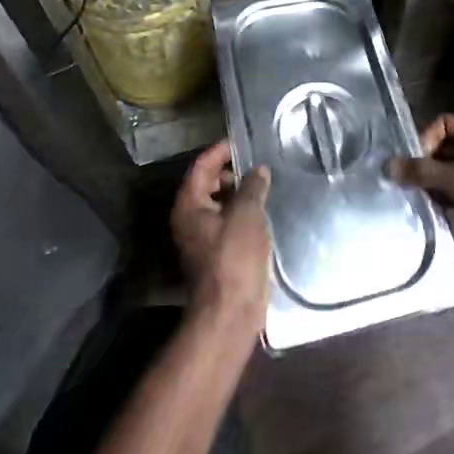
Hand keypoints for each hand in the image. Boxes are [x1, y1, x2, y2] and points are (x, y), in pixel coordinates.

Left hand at [171, 141, 272, 331]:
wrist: (231, 312)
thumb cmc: (235, 258)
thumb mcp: (247, 215)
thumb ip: (252, 187)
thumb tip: (258, 169)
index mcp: (189, 205)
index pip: (200, 167)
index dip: (219, 151)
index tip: (241, 141)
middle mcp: (189, 219)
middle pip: (207, 184)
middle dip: (231, 172)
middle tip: (257, 164)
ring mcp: (202, 239)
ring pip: (219, 205)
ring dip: (239, 194)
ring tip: (265, 186)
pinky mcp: (216, 254)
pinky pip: (228, 223)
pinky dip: (242, 214)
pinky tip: (263, 213)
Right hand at [390, 115, 453, 257]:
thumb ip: (424, 171)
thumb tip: (387, 165)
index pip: (444, 123)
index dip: (427, 136)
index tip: (415, 158)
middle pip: (442, 147)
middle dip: (423, 160)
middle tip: (404, 177)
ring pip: (445, 170)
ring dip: (428, 179)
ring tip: (411, 192)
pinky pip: (451, 189)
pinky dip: (438, 195)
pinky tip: (426, 206)